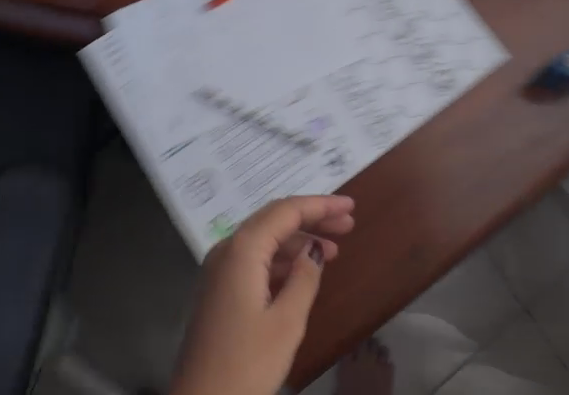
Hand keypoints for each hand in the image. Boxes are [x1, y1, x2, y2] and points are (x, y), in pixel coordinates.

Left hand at [170, 195, 356, 394]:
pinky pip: (253, 260)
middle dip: (311, 218)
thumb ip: (304, 278)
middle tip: (347, 224)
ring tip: (332, 251)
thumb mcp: (286, 322)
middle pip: (273, 220)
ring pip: (263, 239)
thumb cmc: (246, 363)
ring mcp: (218, 270)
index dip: (320, 205)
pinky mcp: (218, 290)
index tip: (350, 205)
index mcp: (242, 250)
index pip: (286, 211)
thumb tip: (313, 249)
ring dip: (297, 240)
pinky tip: (301, 272)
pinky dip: (280, 259)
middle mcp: (226, 250)